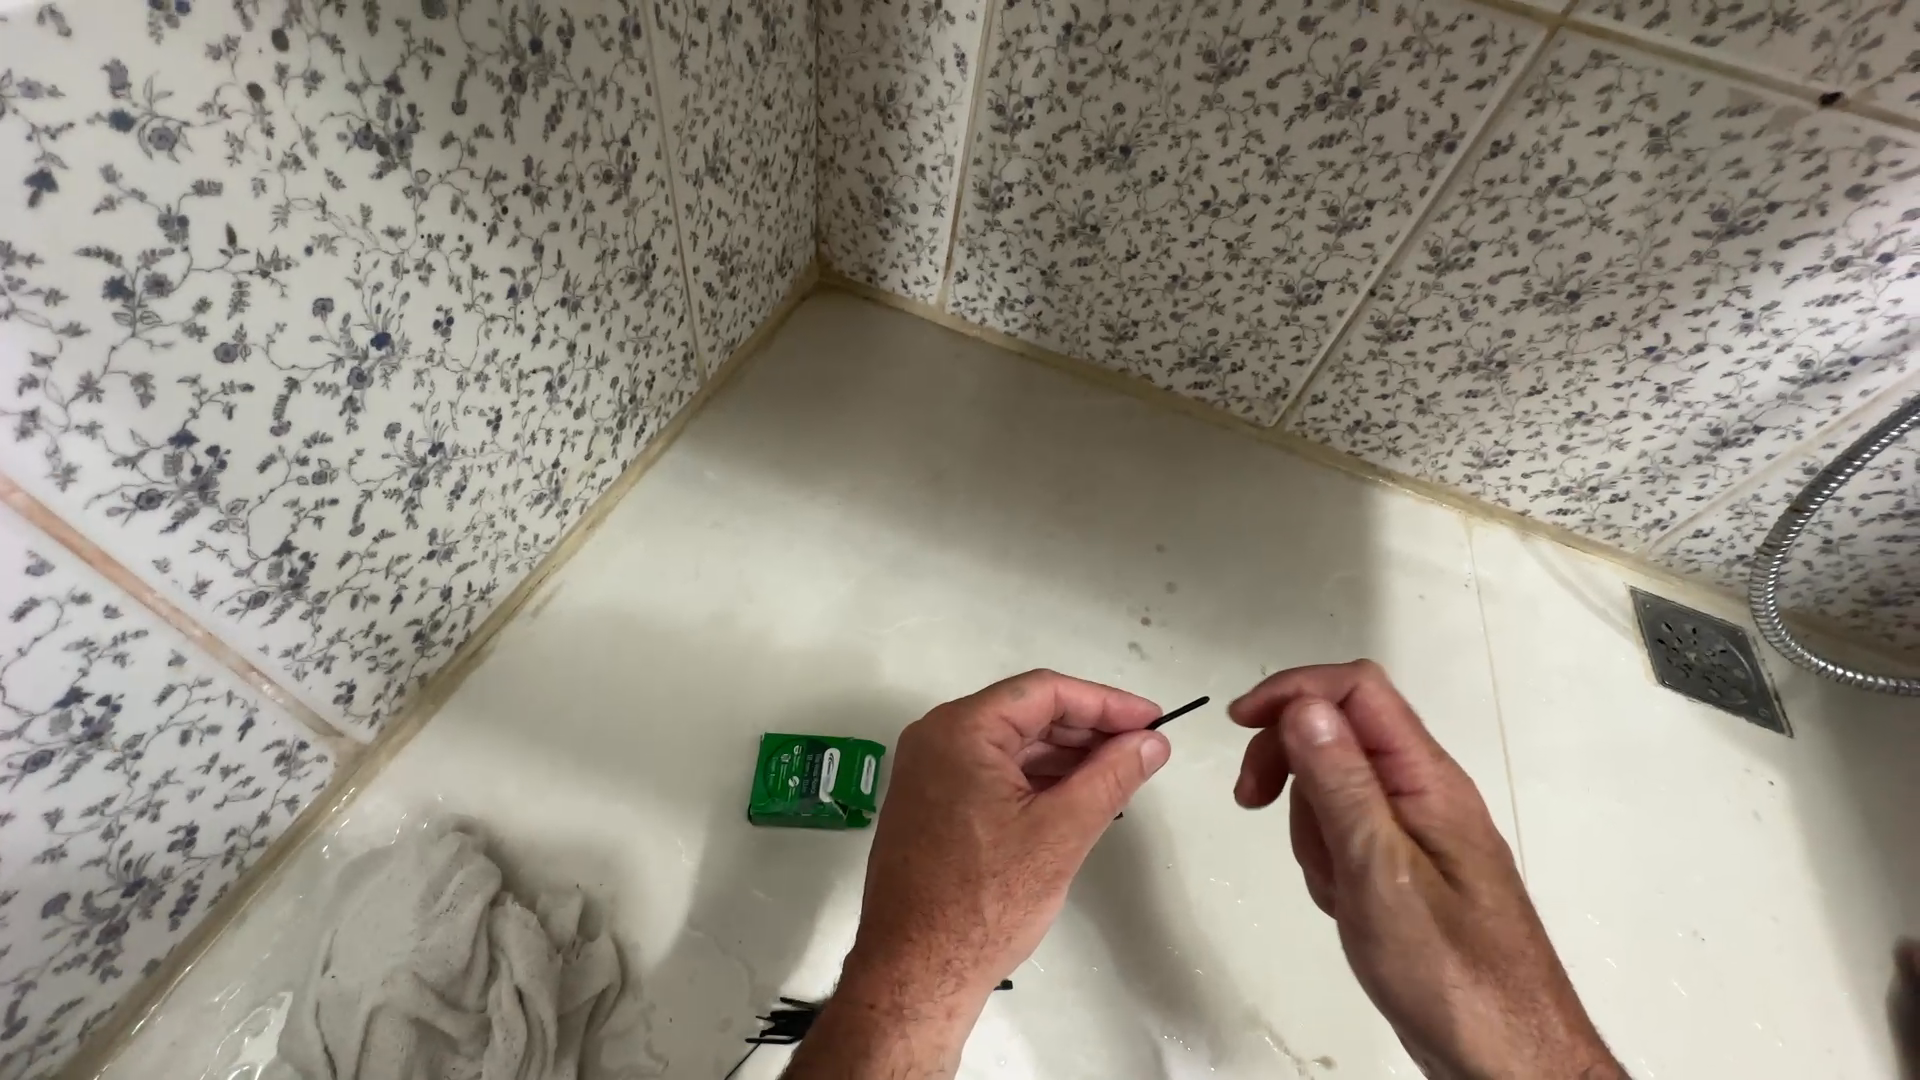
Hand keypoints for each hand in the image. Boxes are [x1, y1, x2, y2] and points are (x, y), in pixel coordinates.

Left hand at [784, 670, 1169, 1079]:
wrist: (913, 974)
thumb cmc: (985, 901)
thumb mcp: (1060, 833)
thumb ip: (1111, 776)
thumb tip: (1152, 742)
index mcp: (960, 729)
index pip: (1044, 691)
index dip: (1104, 702)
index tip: (1153, 720)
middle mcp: (937, 737)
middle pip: (1026, 713)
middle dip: (1087, 729)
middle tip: (1142, 749)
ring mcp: (930, 770)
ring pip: (1010, 744)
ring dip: (1065, 755)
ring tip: (1118, 773)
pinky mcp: (933, 801)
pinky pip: (992, 771)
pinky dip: (1036, 778)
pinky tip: (1075, 795)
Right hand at [1231, 661, 1624, 1079]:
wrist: (1508, 1067)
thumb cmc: (1448, 972)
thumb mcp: (1379, 872)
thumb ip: (1342, 784)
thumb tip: (1304, 706)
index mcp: (1425, 778)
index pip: (1356, 689)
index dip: (1294, 690)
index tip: (1240, 723)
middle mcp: (1422, 789)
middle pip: (1336, 727)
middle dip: (1286, 756)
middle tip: (1252, 799)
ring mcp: (1413, 827)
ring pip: (1332, 781)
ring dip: (1306, 818)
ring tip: (1329, 881)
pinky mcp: (1402, 861)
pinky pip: (1342, 827)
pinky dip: (1323, 852)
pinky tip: (1342, 898)